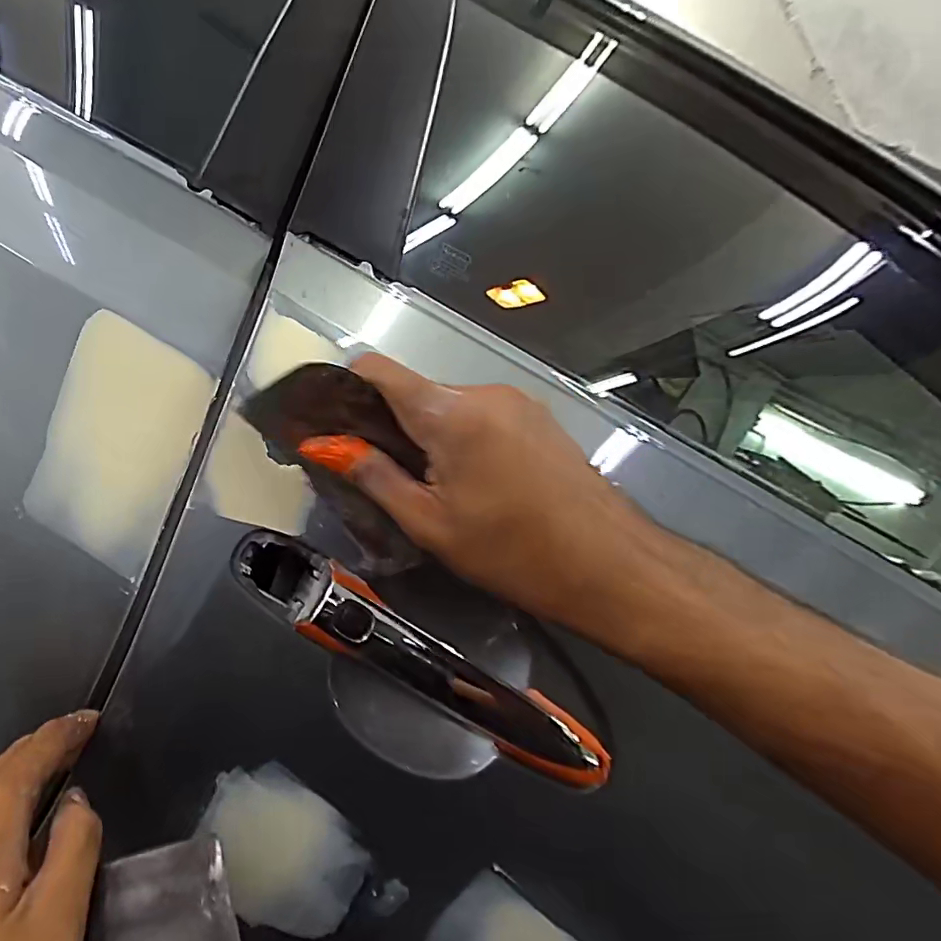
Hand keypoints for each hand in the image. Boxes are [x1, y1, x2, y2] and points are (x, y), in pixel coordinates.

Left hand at [0, 710, 102, 940]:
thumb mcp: (51, 922)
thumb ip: (75, 849)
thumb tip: (79, 802)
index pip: (37, 749)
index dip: (68, 730)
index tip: (91, 719)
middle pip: (10, 760)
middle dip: (47, 745)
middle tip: (79, 737)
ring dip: (24, 772)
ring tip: (55, 772)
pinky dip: (2, 799)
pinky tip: (15, 823)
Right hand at [303, 353, 671, 644]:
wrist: (618, 570)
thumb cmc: (514, 551)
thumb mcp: (425, 521)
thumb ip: (370, 474)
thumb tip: (323, 445)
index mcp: (452, 413)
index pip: (376, 370)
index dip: (344, 389)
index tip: (331, 425)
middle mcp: (484, 394)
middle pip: (408, 391)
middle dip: (383, 423)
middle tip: (375, 471)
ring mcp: (515, 403)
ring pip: (439, 404)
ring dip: (419, 433)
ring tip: (423, 482)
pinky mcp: (535, 418)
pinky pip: (471, 413)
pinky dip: (451, 436)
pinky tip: (461, 479)